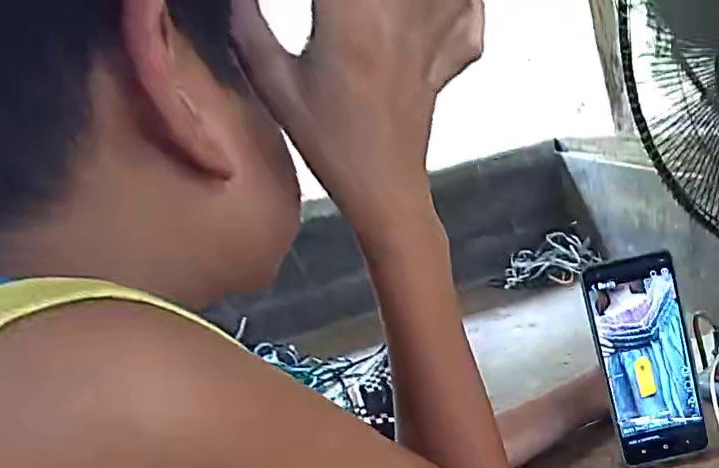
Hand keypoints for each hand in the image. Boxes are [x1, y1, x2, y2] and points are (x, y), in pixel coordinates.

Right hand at [231, 0, 483, 220]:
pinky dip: (468, 3)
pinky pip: (470, 24)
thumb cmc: (334, 150)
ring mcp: (430, 46)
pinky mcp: (445, 69)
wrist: (387, 197)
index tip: (325, 2)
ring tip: (388, 4)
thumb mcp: (274, 83)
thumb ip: (248, 20)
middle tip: (356, 4)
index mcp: (352, 18)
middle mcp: (399, 20)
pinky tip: (449, 1)